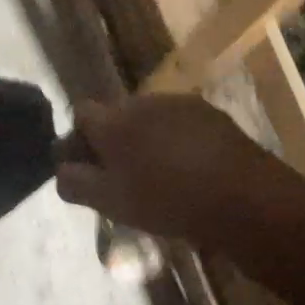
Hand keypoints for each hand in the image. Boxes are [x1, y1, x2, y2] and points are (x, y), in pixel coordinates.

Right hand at [56, 95, 281, 242]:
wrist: (243, 199)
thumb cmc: (166, 202)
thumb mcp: (109, 202)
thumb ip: (75, 183)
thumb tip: (62, 171)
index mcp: (113, 121)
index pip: (80, 113)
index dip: (78, 140)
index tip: (87, 169)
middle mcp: (143, 102)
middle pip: (116, 116)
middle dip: (113, 142)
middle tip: (121, 179)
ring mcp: (181, 104)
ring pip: (149, 120)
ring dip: (146, 142)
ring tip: (159, 178)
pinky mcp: (212, 115)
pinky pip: (180, 126)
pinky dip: (176, 143)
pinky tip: (189, 172)